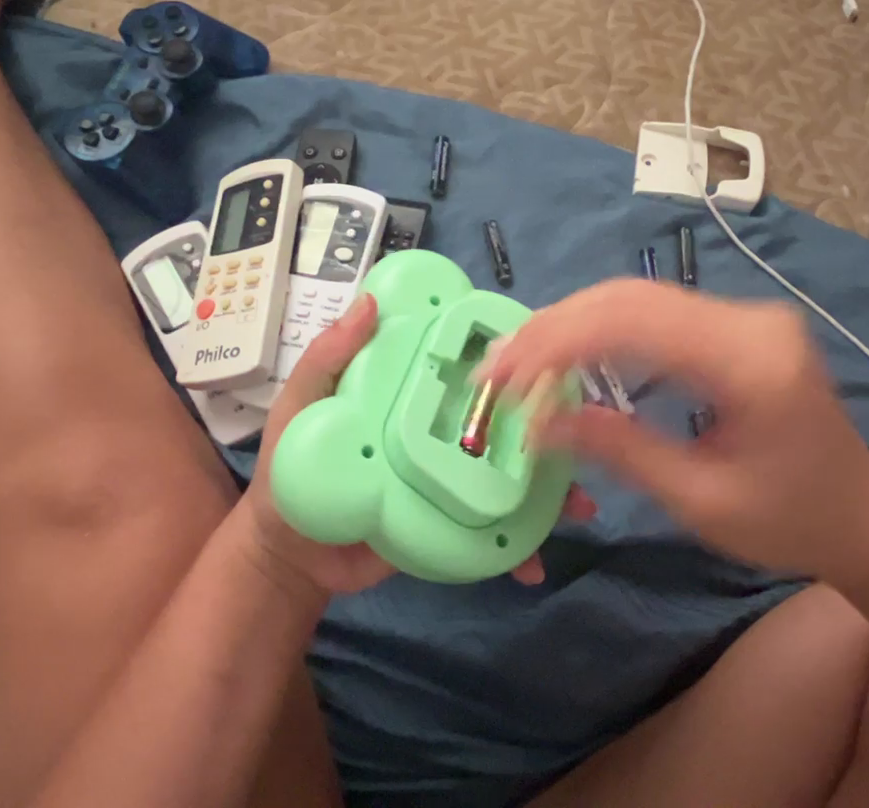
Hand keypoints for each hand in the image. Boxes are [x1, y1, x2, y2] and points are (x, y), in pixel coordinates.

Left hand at [245, 293, 593, 595]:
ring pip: (508, 475)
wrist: (288, 556)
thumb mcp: (301, 407)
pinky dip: (516, 548)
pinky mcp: (449, 522)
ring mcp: (447, 477)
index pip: (462, 366)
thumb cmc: (290, 469)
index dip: (505, 358)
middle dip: (546, 426)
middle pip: (501, 421)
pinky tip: (534, 564)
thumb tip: (370, 303)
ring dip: (548, 488)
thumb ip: (328, 359)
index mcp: (409, 392)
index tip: (547, 356)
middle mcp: (437, 428)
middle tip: (580, 433)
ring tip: (578, 502)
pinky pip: (491, 530)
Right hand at [477, 280, 868, 579]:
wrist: (862, 515)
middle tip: (494, 365)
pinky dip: (598, 328)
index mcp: (750, 360)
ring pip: (635, 296)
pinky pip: (652, 312)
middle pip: (629, 297)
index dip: (556, 342)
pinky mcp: (733, 323)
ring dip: (569, 323)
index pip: (634, 323)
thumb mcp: (699, 500)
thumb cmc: (789, 522)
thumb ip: (618, 449)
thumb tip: (536, 421)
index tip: (500, 375)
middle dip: (552, 327)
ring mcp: (743, 315)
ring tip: (516, 358)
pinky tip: (564, 351)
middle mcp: (748, 319)